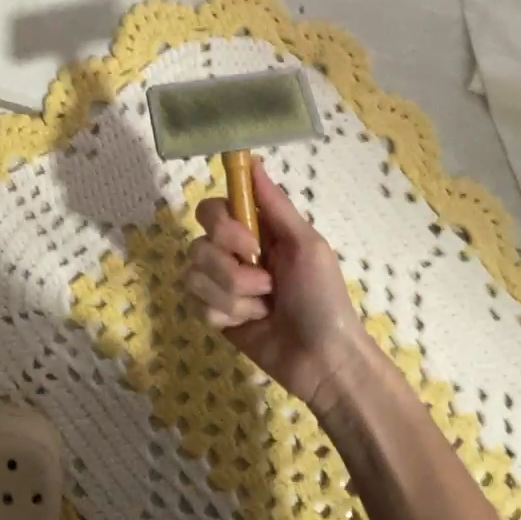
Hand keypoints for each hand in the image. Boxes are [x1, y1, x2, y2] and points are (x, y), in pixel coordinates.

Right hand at [186, 159, 370, 407]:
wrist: (325, 360)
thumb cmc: (324, 298)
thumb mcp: (307, 245)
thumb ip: (275, 203)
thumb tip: (253, 159)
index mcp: (254, 232)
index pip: (211, 210)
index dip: (223, 226)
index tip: (250, 243)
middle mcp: (231, 254)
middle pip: (198, 243)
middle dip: (230, 268)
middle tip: (265, 282)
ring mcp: (220, 285)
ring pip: (195, 274)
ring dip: (235, 295)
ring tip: (264, 308)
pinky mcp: (213, 314)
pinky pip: (197, 303)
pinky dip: (228, 314)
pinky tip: (252, 323)